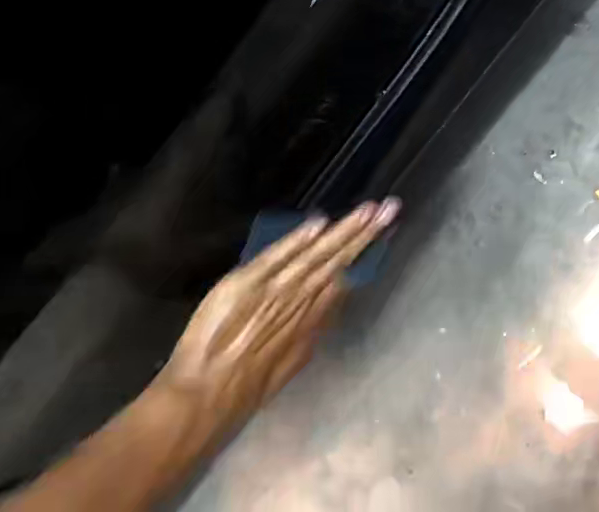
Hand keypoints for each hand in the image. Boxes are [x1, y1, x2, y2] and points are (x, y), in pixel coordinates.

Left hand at [146, 199, 399, 441]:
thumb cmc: (246, 378)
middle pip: (337, 259)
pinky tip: (320, 223)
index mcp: (311, 315)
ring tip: (368, 209)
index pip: (344, 270)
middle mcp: (300, 299)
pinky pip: (279, 256)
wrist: (208, 391)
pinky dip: (298, 240)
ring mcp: (276, 290)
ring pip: (316, 254)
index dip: (364, 247)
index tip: (383, 223)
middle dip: (365, 233)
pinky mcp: (249, 282)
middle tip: (390, 207)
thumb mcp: (292, 357)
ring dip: (343, 231)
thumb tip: (340, 291)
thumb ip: (317, 324)